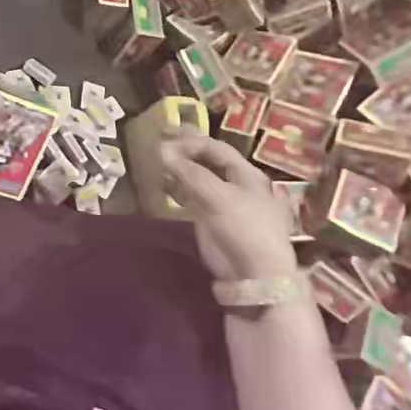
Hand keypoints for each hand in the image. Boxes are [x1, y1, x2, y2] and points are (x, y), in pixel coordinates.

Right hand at [160, 131, 299, 280]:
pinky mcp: (209, 219)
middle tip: (162, 137)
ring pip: (197, 178)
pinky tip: (163, 184)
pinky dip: (177, 188)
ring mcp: (221, 201)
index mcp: (246, 173)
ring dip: (178, 169)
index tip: (167, 139)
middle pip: (207, 160)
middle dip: (186, 150)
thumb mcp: (220, 197)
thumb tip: (162, 152)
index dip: (192, 142)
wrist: (253, 272)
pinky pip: (190, 196)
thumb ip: (191, 174)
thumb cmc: (245, 228)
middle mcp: (234, 183)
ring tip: (158, 160)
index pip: (216, 148)